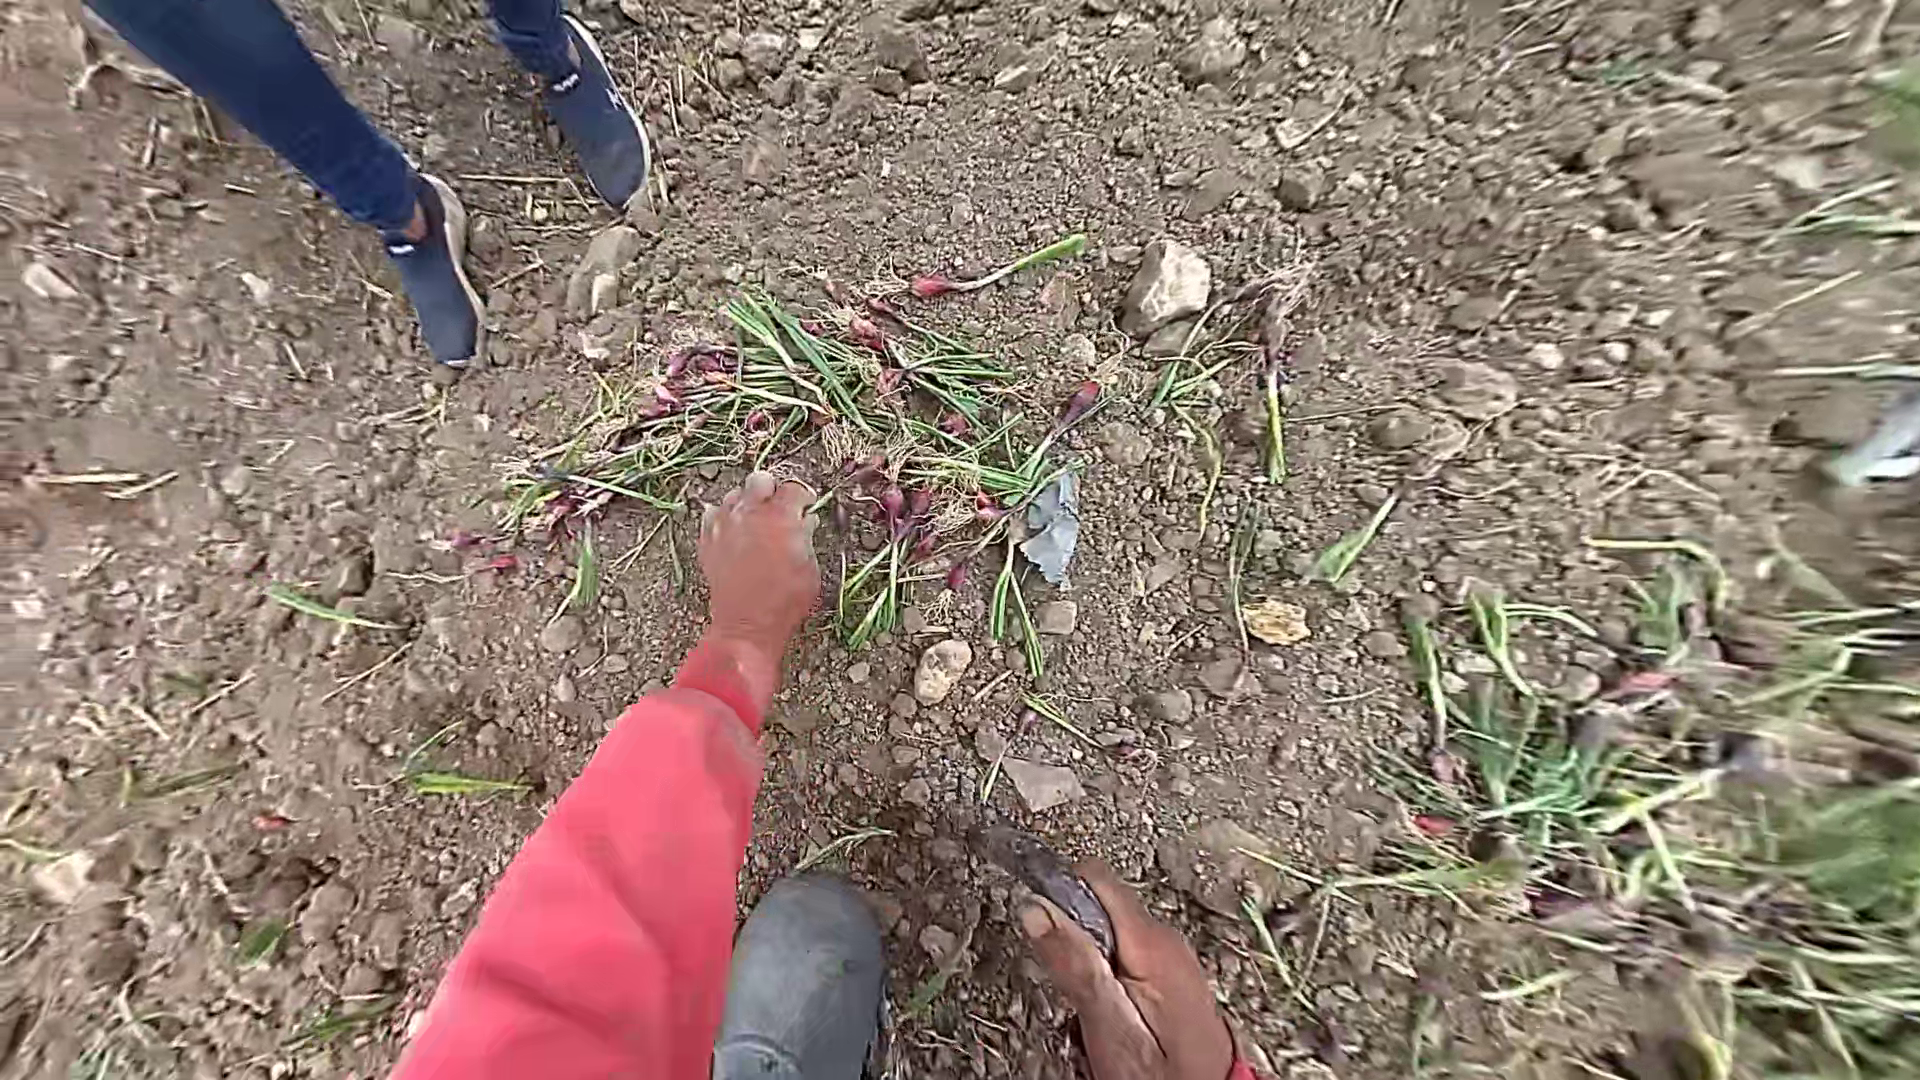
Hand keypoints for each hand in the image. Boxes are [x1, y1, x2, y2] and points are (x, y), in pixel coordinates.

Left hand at [698, 471, 818, 654]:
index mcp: (781, 518)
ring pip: (735, 495)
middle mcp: (750, 514)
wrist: (748, 626)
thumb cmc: (785, 601)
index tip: (807, 506)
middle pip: (760, 480)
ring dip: (748, 502)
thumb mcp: (810, 567)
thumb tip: (806, 521)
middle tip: (780, 507)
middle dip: (772, 489)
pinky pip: (713, 515)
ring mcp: (724, 525)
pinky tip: (735, 530)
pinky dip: (725, 517)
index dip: (804, 496)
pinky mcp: (708, 541)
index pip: (794, 488)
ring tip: (757, 520)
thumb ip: (807, 537)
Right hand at [1021, 862, 1234, 1079]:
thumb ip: (1074, 966)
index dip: (1059, 893)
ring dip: (1087, 955)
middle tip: (1072, 985)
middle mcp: (1163, 936)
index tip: (1040, 924)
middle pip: (1098, 902)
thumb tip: (1037, 911)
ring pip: (1107, 927)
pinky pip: (1122, 949)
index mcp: (1150, 940)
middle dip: (1073, 934)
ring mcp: (1169, 953)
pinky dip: (1105, 970)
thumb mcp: (1110, 1029)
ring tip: (1091, 1005)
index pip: (1092, 876)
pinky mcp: (1169, 970)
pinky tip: (1110, 1009)